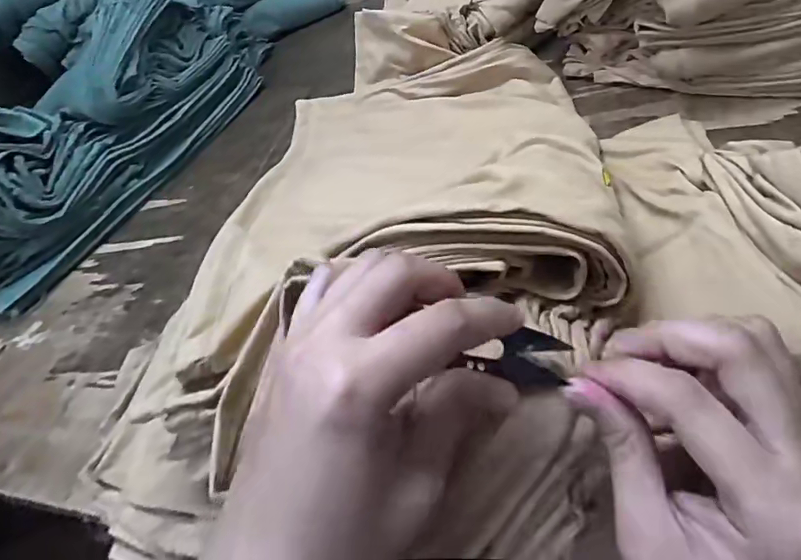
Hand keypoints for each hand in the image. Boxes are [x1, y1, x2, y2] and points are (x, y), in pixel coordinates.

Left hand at [207, 251, 524, 559]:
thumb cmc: (345, 539)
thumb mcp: (414, 491)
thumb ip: (454, 417)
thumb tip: (502, 384)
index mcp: (360, 382)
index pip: (439, 324)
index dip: (487, 316)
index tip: (518, 321)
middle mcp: (324, 340)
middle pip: (393, 271)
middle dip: (441, 280)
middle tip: (469, 315)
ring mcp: (296, 335)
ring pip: (356, 267)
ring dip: (400, 276)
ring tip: (428, 309)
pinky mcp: (282, 344)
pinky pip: (320, 285)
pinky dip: (357, 281)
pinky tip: (376, 308)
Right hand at [566, 318, 800, 559]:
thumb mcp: (649, 534)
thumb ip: (623, 450)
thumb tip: (579, 383)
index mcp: (772, 503)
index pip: (689, 400)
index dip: (628, 374)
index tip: (587, 373)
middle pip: (741, 349)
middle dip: (668, 335)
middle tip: (621, 350)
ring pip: (760, 342)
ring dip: (696, 336)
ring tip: (652, 359)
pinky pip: (766, 360)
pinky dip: (715, 349)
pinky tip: (681, 373)